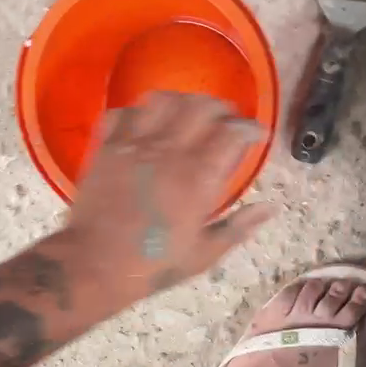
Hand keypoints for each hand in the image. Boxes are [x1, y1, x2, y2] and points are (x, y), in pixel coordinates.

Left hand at [59, 91, 274, 300]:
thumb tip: (271, 208)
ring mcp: (134, 145)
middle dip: (222, 108)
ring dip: (183, 101)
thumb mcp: (205, 254)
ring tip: (189, 114)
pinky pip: (123, 112)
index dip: (250, 128)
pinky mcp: (106, 148)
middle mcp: (168, 152)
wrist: (95, 266)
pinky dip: (139, 112)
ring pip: (163, 100)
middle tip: (227, 120)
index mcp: (198, 178)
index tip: (256, 134)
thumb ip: (239, 227)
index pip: (233, 132)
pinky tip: (147, 124)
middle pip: (201, 106)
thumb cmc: (155, 265)